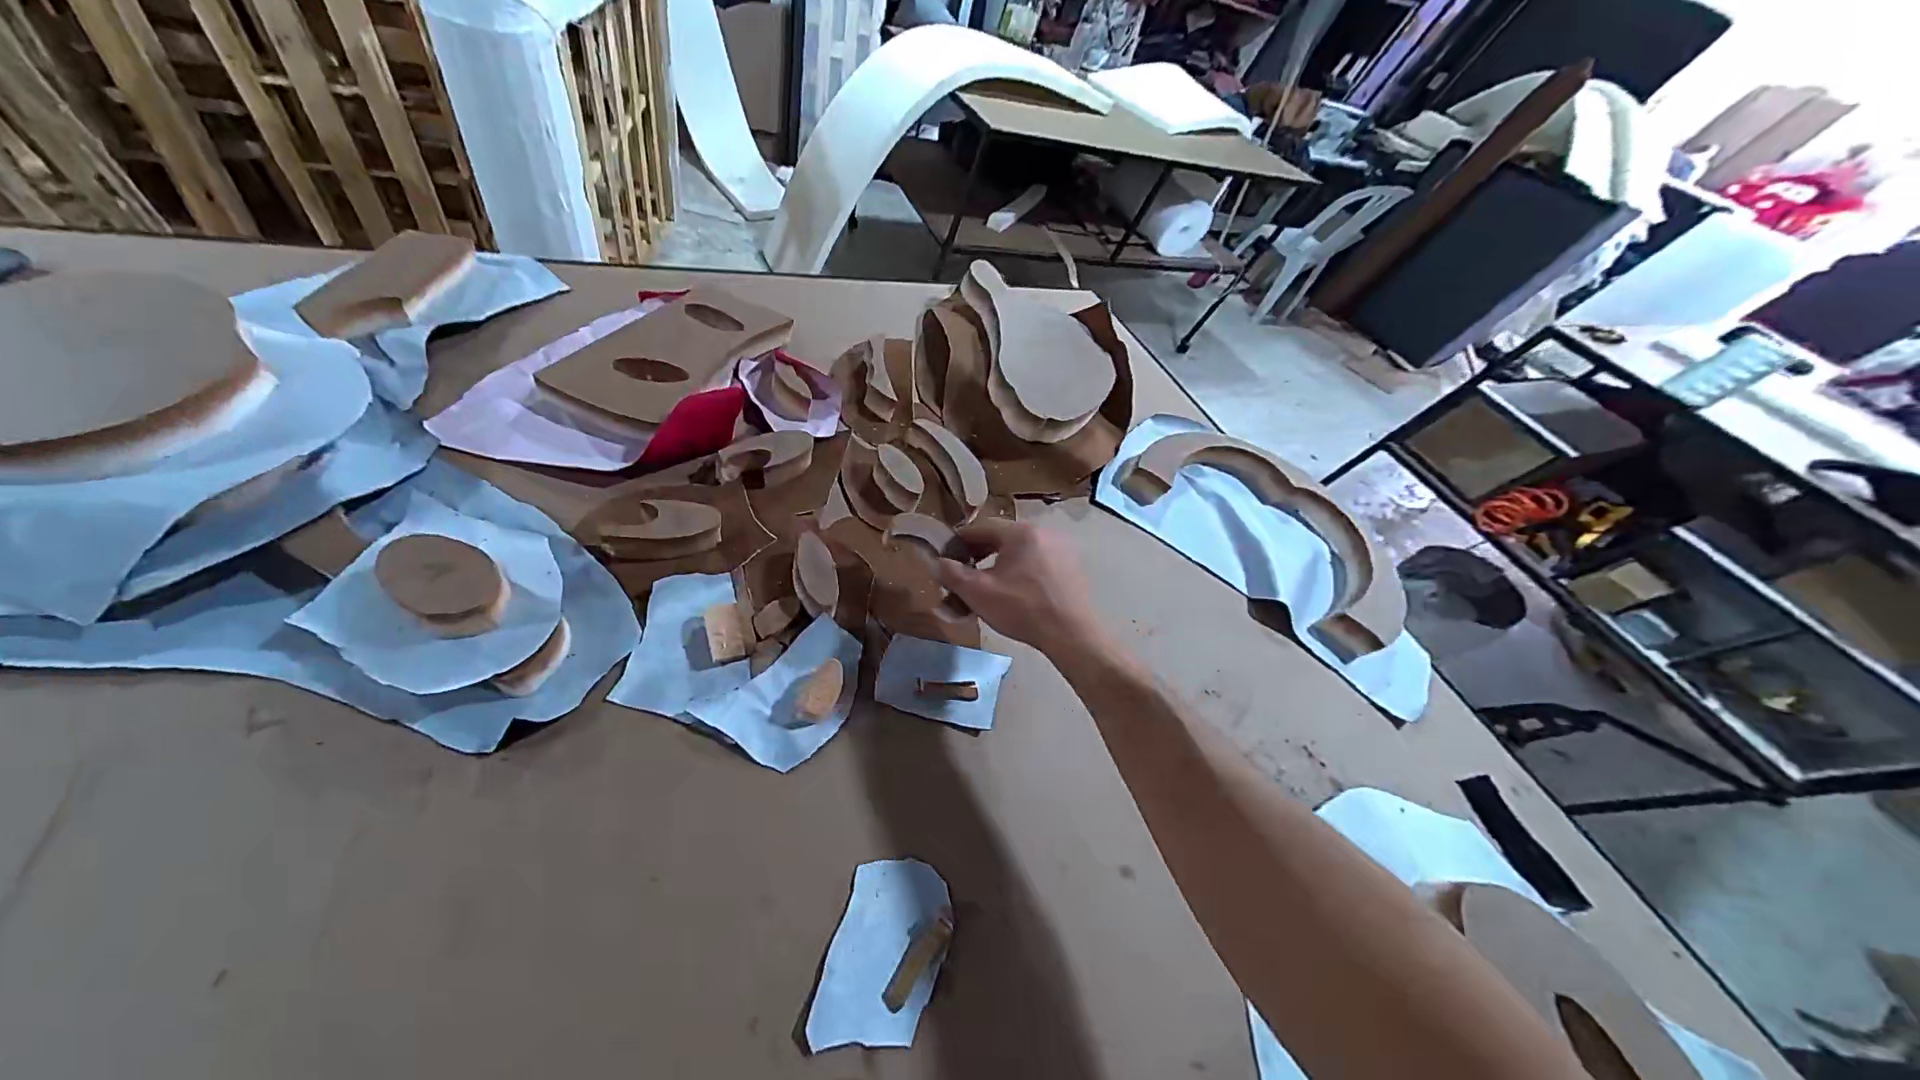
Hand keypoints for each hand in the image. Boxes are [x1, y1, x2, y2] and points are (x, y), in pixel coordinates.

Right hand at [936, 518, 1104, 654]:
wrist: (1071, 634)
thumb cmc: (1022, 609)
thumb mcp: (979, 593)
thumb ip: (953, 574)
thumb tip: (940, 563)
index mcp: (1021, 532)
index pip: (981, 527)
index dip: (959, 541)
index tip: (947, 558)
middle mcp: (1044, 533)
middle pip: (1002, 538)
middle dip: (978, 555)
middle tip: (963, 574)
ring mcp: (1061, 550)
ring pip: (1019, 551)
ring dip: (998, 565)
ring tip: (985, 586)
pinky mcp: (1071, 568)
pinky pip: (1037, 562)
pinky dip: (1020, 572)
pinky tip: (1013, 593)